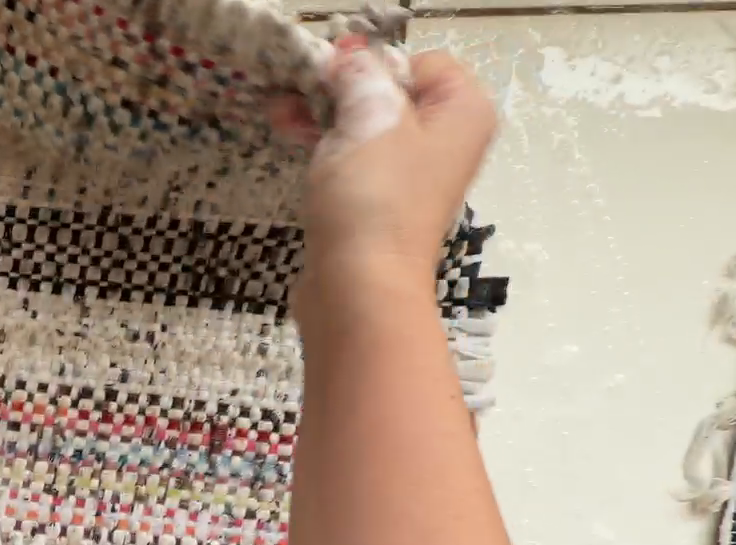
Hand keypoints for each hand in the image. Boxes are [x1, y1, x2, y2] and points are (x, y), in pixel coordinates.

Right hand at [275, 43, 497, 281]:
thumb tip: (348, 58)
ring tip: (282, 121)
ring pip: (366, 133)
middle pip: (390, 98)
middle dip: (338, 94)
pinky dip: (327, 158)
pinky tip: (300, 157)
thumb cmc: (371, 202)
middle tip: (290, 96)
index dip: (367, 65)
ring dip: (325, 124)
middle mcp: (445, 141)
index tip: (321, 75)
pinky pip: (354, 168)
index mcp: (462, 110)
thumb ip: (359, 78)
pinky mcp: (376, 208)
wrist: (357, 286)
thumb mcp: (367, 121)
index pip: (417, 63)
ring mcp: (410, 179)